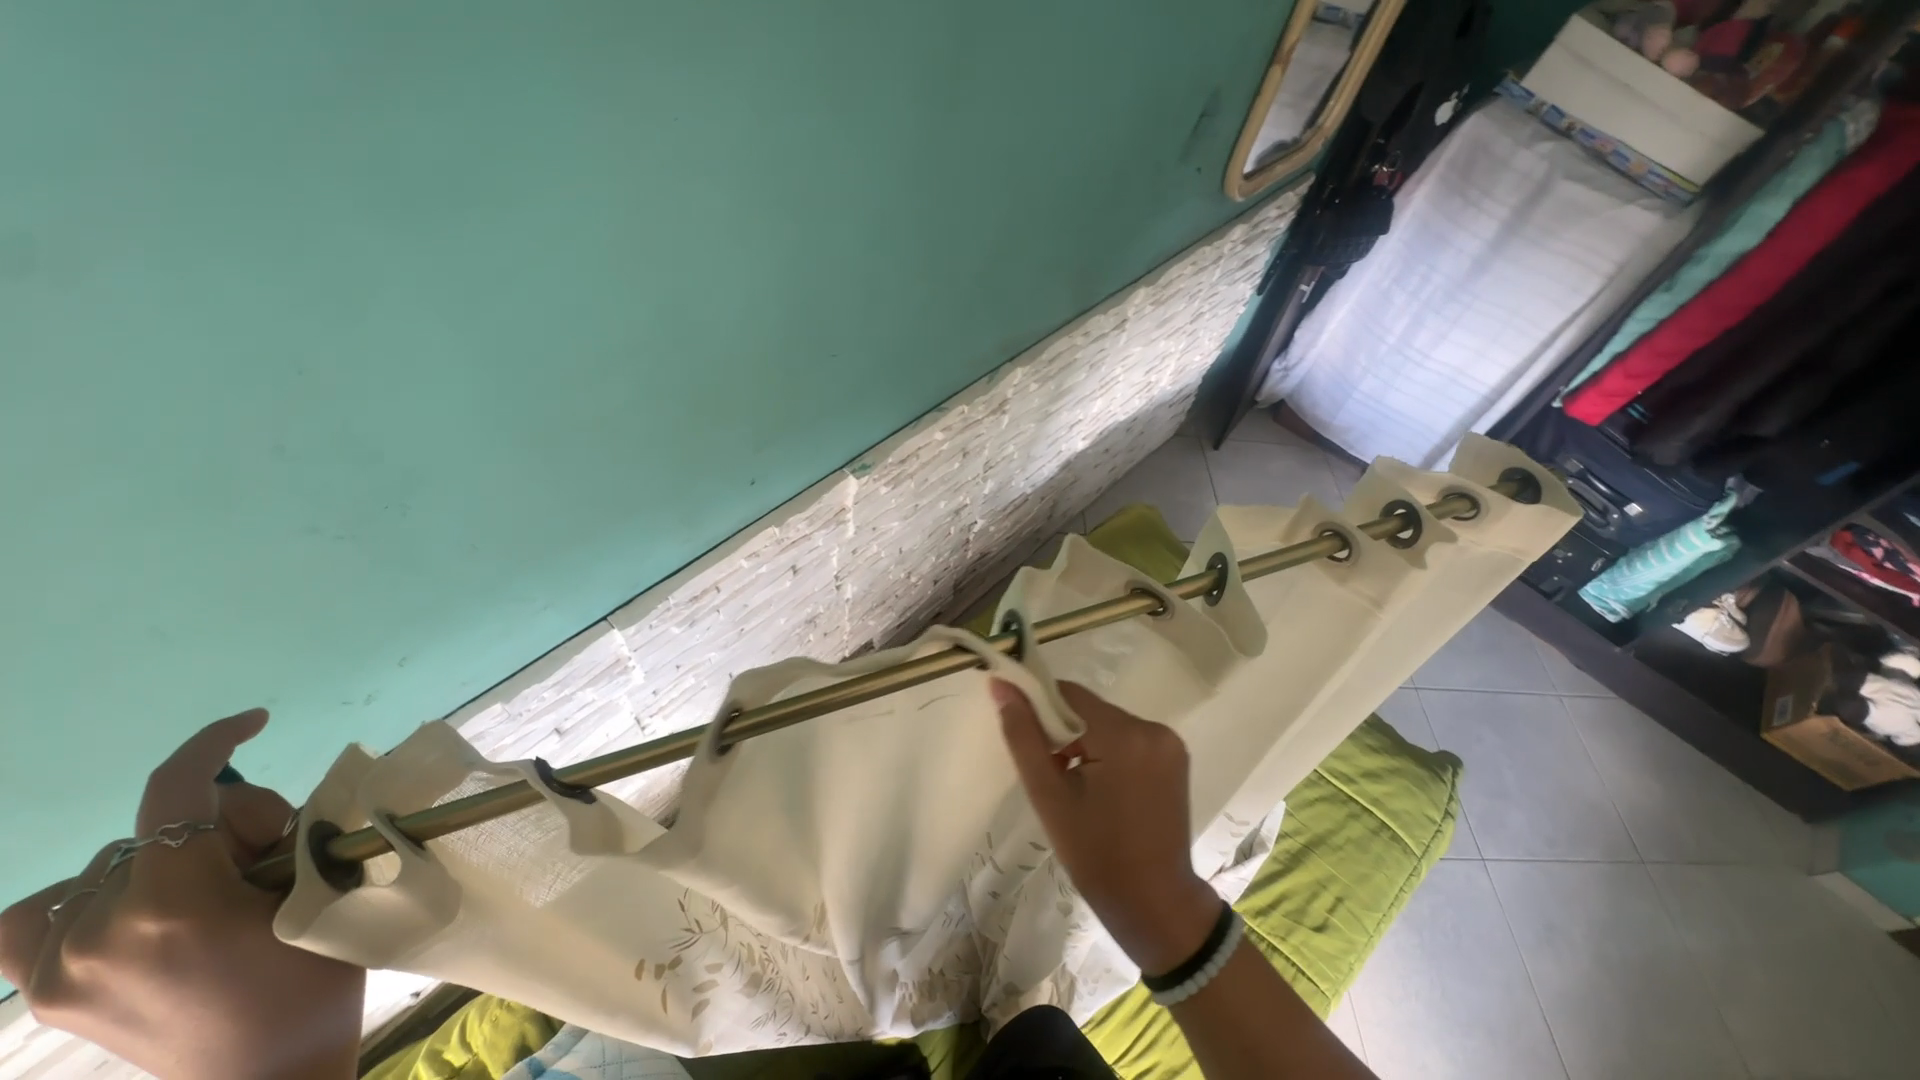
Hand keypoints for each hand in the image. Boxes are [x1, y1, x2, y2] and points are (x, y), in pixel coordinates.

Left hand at [0, 710, 365, 1079]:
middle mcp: (96, 934)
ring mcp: (57, 970)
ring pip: (107, 864)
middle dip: (217, 828)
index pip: (178, 792)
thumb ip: (285, 843)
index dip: (215, 742)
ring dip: (165, 859)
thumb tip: (254, 815)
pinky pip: (41, 915)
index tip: (253, 721)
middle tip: (263, 864)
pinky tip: (129, 907)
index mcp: (173, 907)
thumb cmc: (314, 989)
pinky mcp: (48, 993)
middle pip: (155, 830)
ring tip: (210, 894)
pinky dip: (87, 894)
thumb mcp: (318, 899)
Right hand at [992, 680, 1221, 975]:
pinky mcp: (1176, 759)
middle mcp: (1154, 729)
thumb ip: (1023, 735)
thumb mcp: (1049, 795)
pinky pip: (1129, 741)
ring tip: (1075, 790)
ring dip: (1086, 745)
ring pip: (1109, 726)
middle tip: (1051, 777)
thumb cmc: (1095, 854)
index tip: (1024, 738)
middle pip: (1090, 711)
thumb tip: (1001, 684)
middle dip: (1064, 735)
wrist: (1153, 902)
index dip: (1040, 709)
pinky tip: (1102, 791)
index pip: (1069, 695)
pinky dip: (1109, 754)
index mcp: (1124, 735)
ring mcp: (1170, 744)